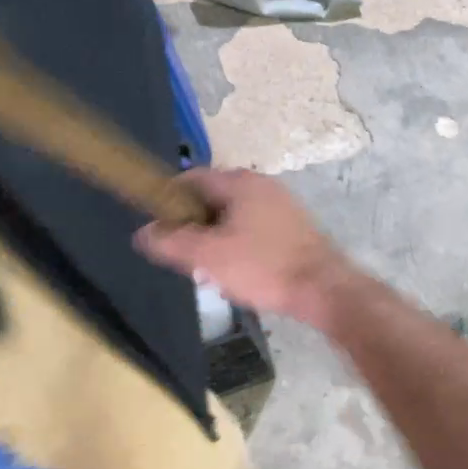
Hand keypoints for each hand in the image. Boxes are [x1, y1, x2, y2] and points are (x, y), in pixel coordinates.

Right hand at [134, 168, 354, 325]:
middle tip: (185, 256)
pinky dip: (242, 248)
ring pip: (234, 218)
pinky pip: (256, 232)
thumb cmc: (264, 268)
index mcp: (241, 182)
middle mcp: (264, 186)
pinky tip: (241, 275)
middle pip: (212, 199)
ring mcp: (284, 207)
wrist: (324, 289)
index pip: (191, 178)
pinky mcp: (296, 230)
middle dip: (194, 227)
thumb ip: (170, 241)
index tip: (157, 227)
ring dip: (217, 241)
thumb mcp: (207, 256)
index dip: (167, 200)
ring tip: (212, 271)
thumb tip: (143, 232)